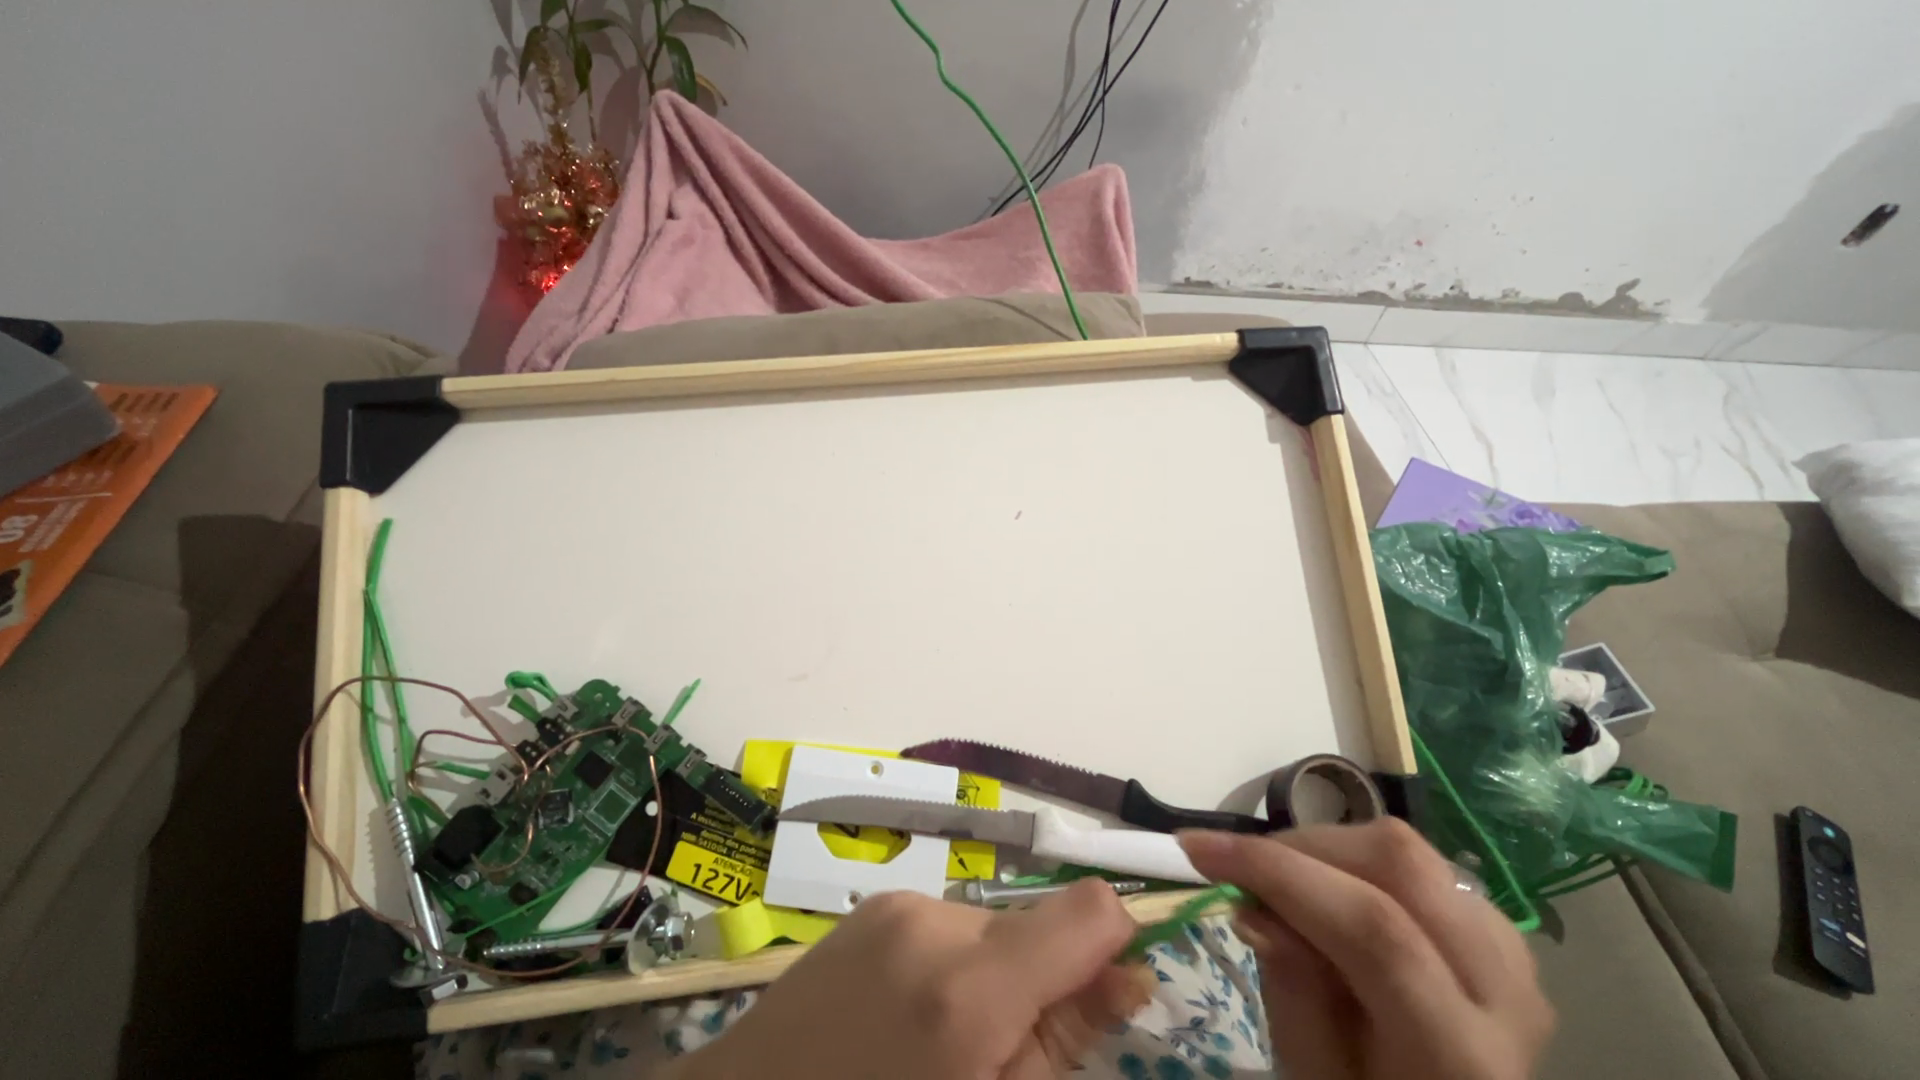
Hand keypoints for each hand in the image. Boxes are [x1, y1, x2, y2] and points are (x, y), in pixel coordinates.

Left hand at [666, 879, 1151, 1078]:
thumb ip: (1064, 1041)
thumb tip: (1130, 975)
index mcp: (970, 990)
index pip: (1091, 909)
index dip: (1116, 946)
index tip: (1104, 997)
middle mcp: (935, 924)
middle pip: (1041, 923)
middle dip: (1045, 978)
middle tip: (1001, 1050)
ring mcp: (896, 907)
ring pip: (993, 926)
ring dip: (994, 974)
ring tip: (940, 1037)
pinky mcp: (872, 906)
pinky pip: (946, 924)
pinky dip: (952, 963)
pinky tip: (907, 1014)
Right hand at [1179, 820, 1553, 1079]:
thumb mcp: (1313, 1078)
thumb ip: (1292, 989)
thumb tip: (1254, 905)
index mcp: (1457, 1055)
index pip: (1372, 930)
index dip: (1277, 872)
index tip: (1195, 848)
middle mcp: (1505, 995)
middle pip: (1401, 867)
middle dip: (1301, 847)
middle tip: (1241, 868)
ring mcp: (1516, 960)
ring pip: (1412, 852)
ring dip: (1328, 851)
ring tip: (1283, 884)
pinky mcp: (1505, 938)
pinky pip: (1426, 868)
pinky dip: (1361, 865)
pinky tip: (1334, 898)